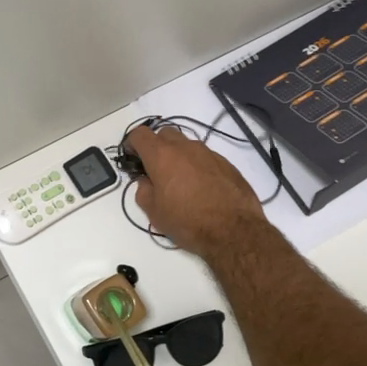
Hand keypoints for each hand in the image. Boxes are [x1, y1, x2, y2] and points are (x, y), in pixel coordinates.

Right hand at [124, 123, 267, 260]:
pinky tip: (201, 188)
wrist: (234, 231)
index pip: (140, 134)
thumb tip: (146, 181)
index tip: (133, 160)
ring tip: (180, 181)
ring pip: (187, 145)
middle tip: (155, 169)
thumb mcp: (154, 212)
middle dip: (156, 147)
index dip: (132, 144)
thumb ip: (143, 191)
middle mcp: (185, 147)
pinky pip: (205, 157)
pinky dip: (197, 166)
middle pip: (164, 134)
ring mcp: (208, 153)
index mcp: (162, 156)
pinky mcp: (227, 163)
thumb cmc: (187, 222)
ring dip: (178, 156)